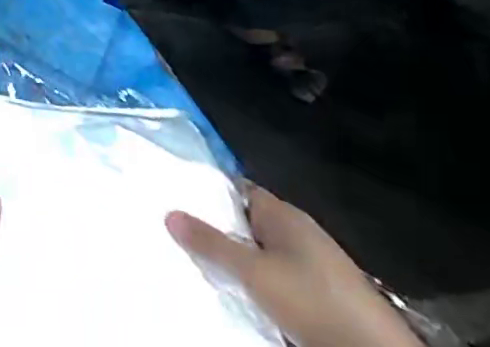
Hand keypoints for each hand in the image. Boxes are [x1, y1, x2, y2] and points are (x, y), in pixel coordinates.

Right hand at [168, 184, 423, 346]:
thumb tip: (169, 212)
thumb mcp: (254, 273)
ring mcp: (311, 262)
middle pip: (248, 222)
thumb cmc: (311, 298)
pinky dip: (257, 284)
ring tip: (200, 268)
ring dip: (238, 262)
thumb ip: (212, 244)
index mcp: (283, 213)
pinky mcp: (319, 292)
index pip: (239, 190)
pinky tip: (239, 296)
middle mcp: (297, 230)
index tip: (177, 199)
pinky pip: (277, 277)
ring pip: (262, 253)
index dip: (209, 193)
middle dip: (219, 231)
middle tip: (180, 237)